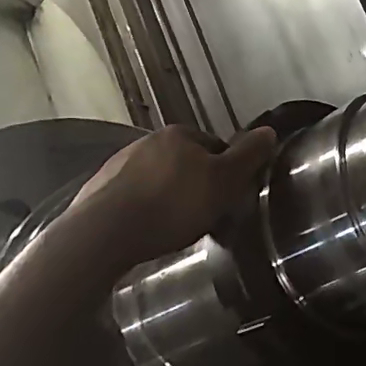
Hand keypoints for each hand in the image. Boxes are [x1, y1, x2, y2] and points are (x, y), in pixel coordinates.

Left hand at [60, 124, 276, 269]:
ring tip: (173, 229)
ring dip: (166, 198)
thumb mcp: (224, 181)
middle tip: (204, 216)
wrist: (103, 234)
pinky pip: (130, 199)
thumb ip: (249, 156)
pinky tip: (145, 233)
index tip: (227, 197)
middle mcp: (146, 142)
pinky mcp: (96, 192)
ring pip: (155, 180)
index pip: (214, 146)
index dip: (225, 171)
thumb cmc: (172, 205)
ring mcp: (117, 166)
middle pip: (183, 162)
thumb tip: (269, 130)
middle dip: (194, 184)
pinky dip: (140, 211)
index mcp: (178, 134)